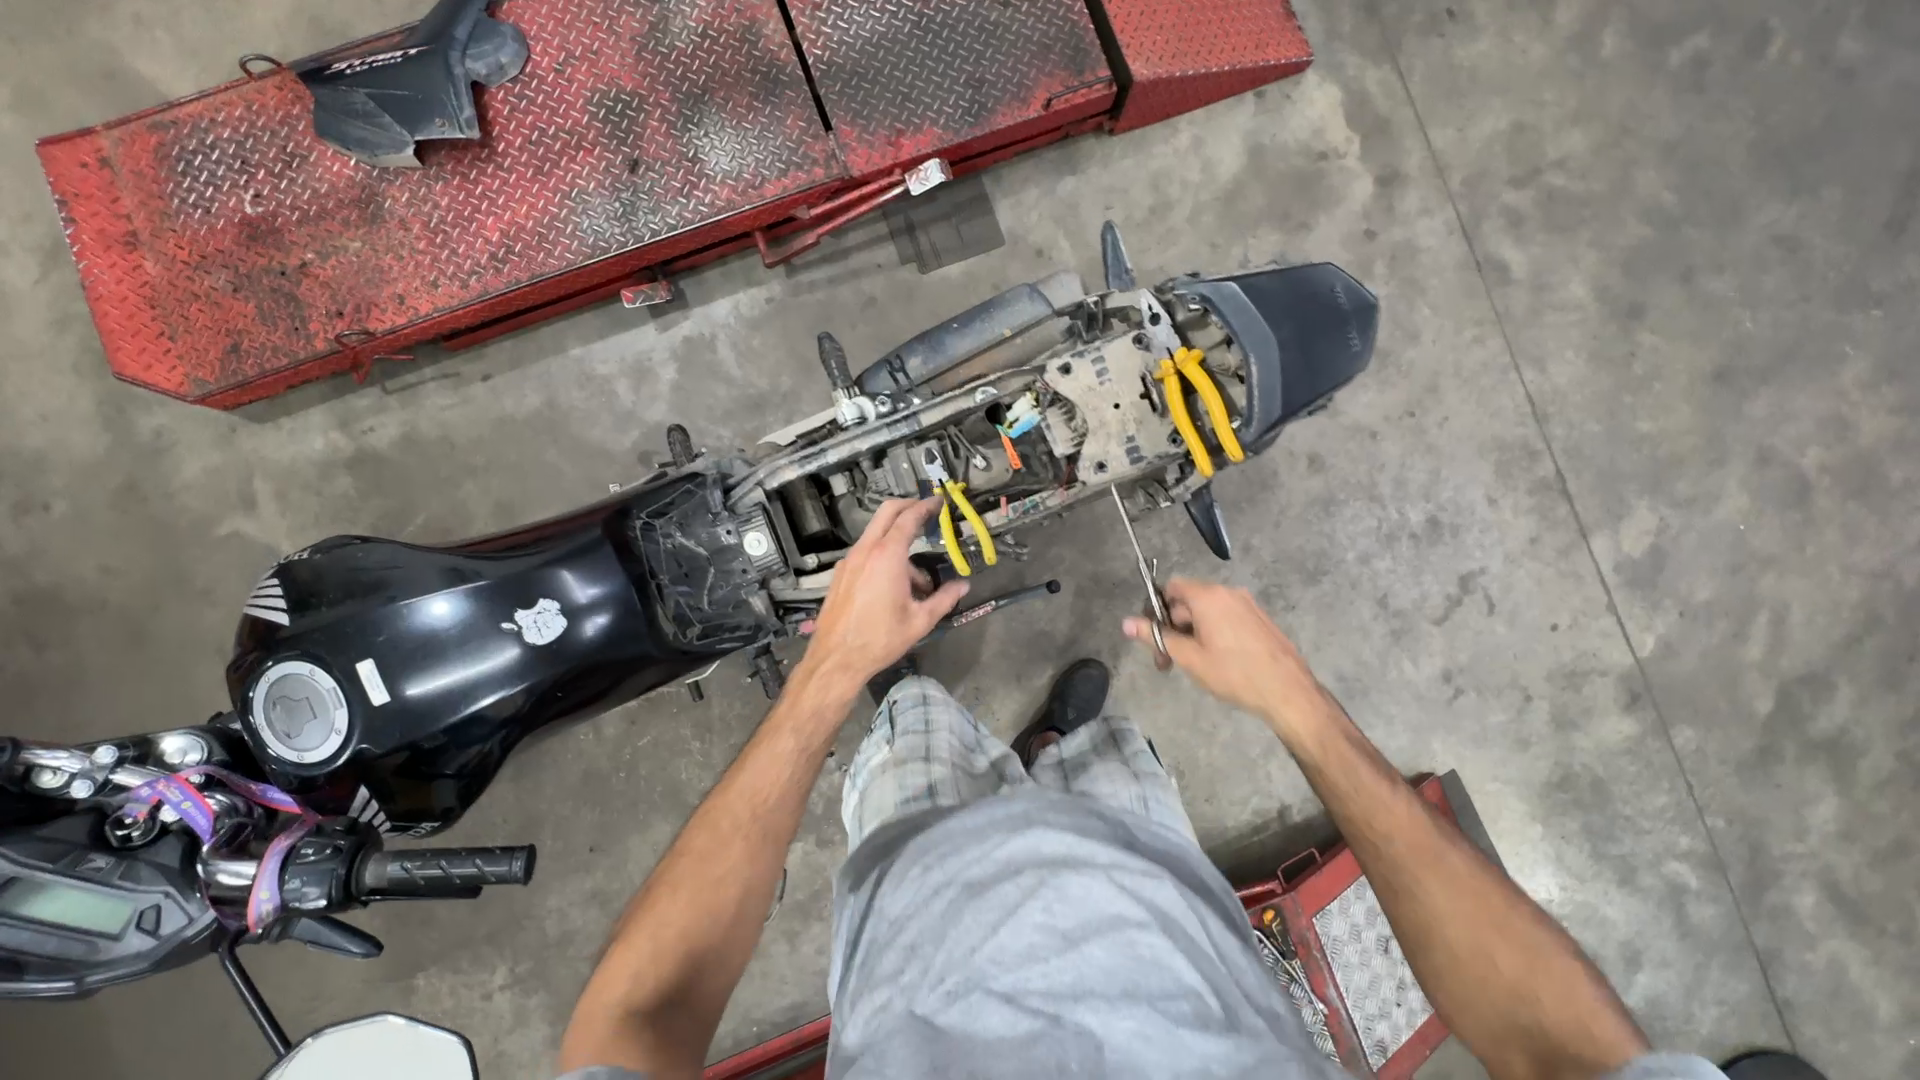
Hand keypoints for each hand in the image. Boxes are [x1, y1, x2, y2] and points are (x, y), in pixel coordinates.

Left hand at [804, 498, 970, 687]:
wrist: (836, 658)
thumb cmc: (880, 639)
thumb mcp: (920, 621)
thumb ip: (945, 598)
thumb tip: (963, 585)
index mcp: (887, 556)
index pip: (909, 518)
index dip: (926, 506)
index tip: (939, 501)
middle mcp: (865, 550)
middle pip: (887, 512)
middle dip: (908, 507)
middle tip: (927, 513)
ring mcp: (849, 560)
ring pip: (876, 535)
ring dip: (898, 541)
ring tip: (918, 580)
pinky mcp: (841, 573)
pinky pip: (865, 552)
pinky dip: (883, 555)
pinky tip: (894, 586)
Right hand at [1124, 578, 1336, 736]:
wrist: (1287, 691)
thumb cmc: (1233, 673)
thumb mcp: (1188, 657)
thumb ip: (1156, 636)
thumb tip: (1126, 623)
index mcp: (1208, 596)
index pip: (1171, 587)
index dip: (1157, 609)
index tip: (1156, 637)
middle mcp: (1228, 592)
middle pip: (1188, 601)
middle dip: (1174, 628)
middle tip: (1169, 662)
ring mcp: (1247, 605)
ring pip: (1208, 612)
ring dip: (1193, 633)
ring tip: (1194, 664)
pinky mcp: (1260, 619)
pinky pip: (1227, 618)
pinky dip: (1214, 633)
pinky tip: (1219, 661)